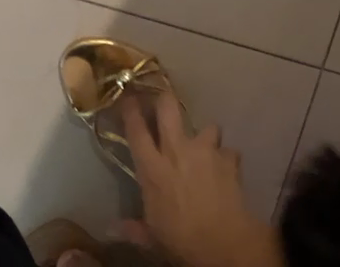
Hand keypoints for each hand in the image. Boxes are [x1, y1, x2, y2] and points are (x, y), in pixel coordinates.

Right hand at [121, 90, 281, 266]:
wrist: (220, 240)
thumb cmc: (179, 238)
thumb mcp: (151, 236)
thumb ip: (133, 227)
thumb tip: (111, 228)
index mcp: (153, 170)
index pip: (137, 133)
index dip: (131, 112)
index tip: (129, 98)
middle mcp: (177, 151)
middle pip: (168, 109)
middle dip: (166, 100)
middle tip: (165, 101)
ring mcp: (205, 150)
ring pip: (207, 126)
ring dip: (207, 137)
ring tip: (207, 151)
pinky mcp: (228, 156)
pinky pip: (228, 151)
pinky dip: (226, 160)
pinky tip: (226, 172)